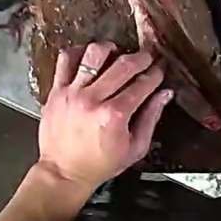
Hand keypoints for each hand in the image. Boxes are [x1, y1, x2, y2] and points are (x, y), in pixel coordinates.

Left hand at [35, 41, 172, 202]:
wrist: (64, 172)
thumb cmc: (100, 164)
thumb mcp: (135, 148)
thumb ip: (151, 118)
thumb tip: (164, 94)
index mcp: (114, 115)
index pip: (142, 85)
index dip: (155, 75)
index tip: (159, 72)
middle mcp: (92, 100)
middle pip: (122, 65)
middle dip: (140, 58)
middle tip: (147, 58)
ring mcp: (72, 93)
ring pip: (93, 55)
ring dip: (110, 49)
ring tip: (116, 51)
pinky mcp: (56, 91)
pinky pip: (65, 60)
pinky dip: (78, 52)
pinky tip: (88, 56)